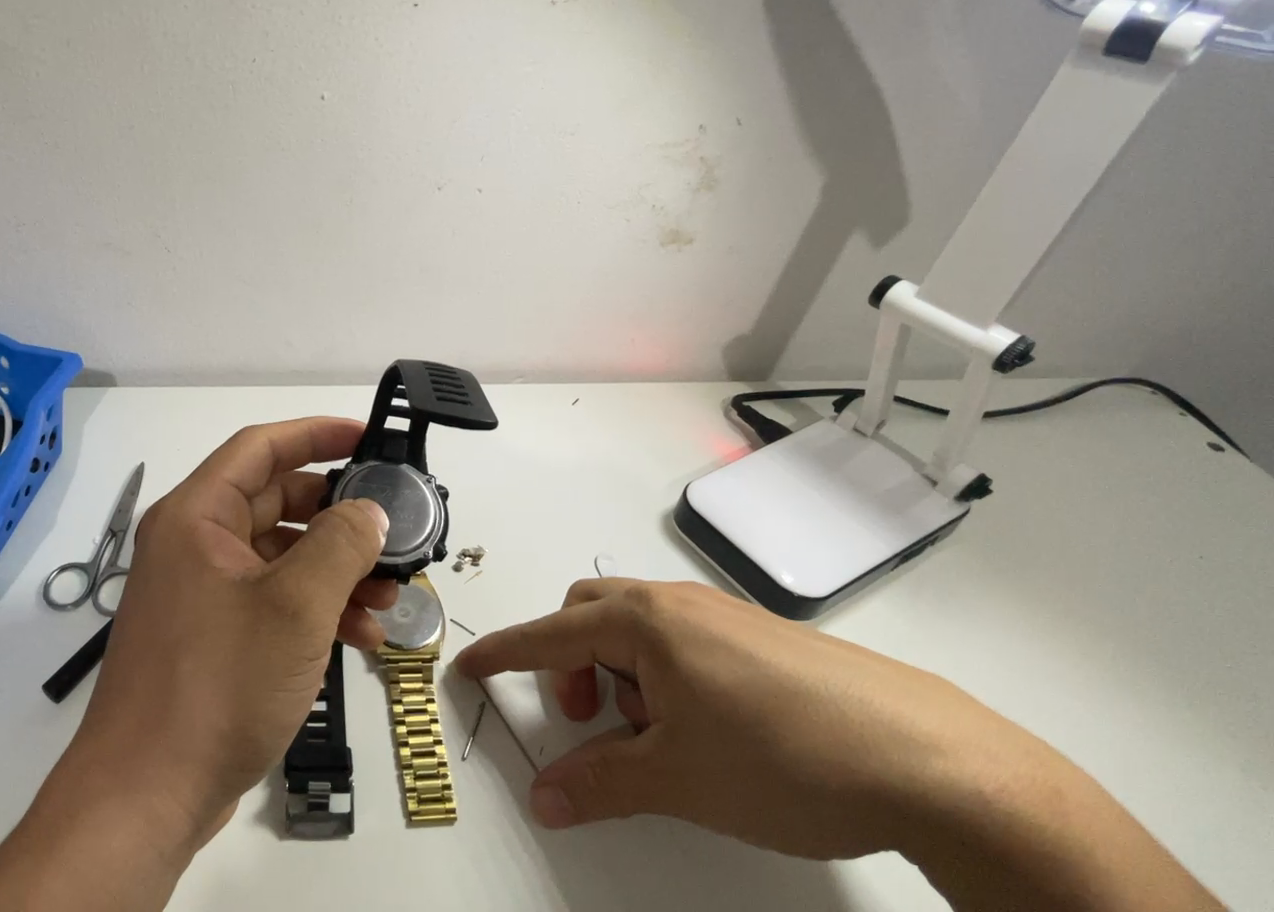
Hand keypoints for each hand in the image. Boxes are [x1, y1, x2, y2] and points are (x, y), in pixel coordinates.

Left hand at [69, 417, 394, 838]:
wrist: (146, 795)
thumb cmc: (217, 685)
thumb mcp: (295, 607)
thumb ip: (341, 544)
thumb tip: (368, 511)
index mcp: (196, 518)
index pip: (260, 449)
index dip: (316, 434)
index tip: (369, 438)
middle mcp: (194, 545)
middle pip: (276, 502)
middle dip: (338, 516)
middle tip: (392, 528)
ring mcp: (202, 594)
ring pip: (281, 557)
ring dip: (336, 570)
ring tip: (389, 594)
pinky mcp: (213, 637)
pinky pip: (272, 602)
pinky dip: (316, 610)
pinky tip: (362, 636)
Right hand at [454, 578, 1073, 857]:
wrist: (932, 761)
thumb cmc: (784, 758)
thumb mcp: (677, 779)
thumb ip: (599, 784)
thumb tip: (546, 799)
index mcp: (646, 621)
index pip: (551, 632)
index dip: (505, 654)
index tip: (469, 670)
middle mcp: (681, 603)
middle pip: (592, 611)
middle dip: (568, 659)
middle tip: (586, 717)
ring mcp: (728, 616)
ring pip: (642, 627)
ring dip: (620, 670)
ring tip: (651, 735)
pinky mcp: (766, 640)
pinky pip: (686, 641)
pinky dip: (664, 675)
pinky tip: (703, 730)